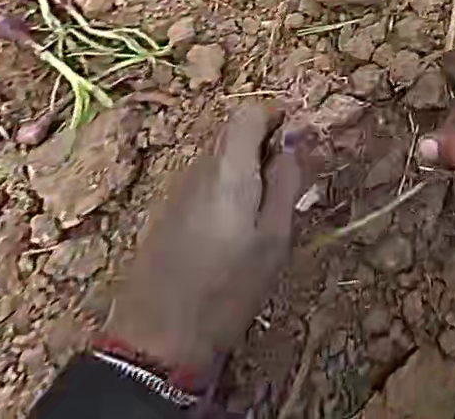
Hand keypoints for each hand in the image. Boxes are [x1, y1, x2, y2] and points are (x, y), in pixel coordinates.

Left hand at [102, 105, 302, 374]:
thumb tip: (295, 142)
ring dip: (247, 165)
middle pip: (234, 131)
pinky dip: (227, 185)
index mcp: (229, 168)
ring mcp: (179, 189)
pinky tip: (236, 225)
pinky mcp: (168, 212)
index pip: (250, 112)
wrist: (156, 341)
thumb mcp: (273, 237)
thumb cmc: (228, 288)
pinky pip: (205, 180)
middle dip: (265, 142)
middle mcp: (200, 168)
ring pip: (220, 156)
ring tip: (266, 205)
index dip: (277, 116)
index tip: (298, 140)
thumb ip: (286, 181)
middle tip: (288, 175)